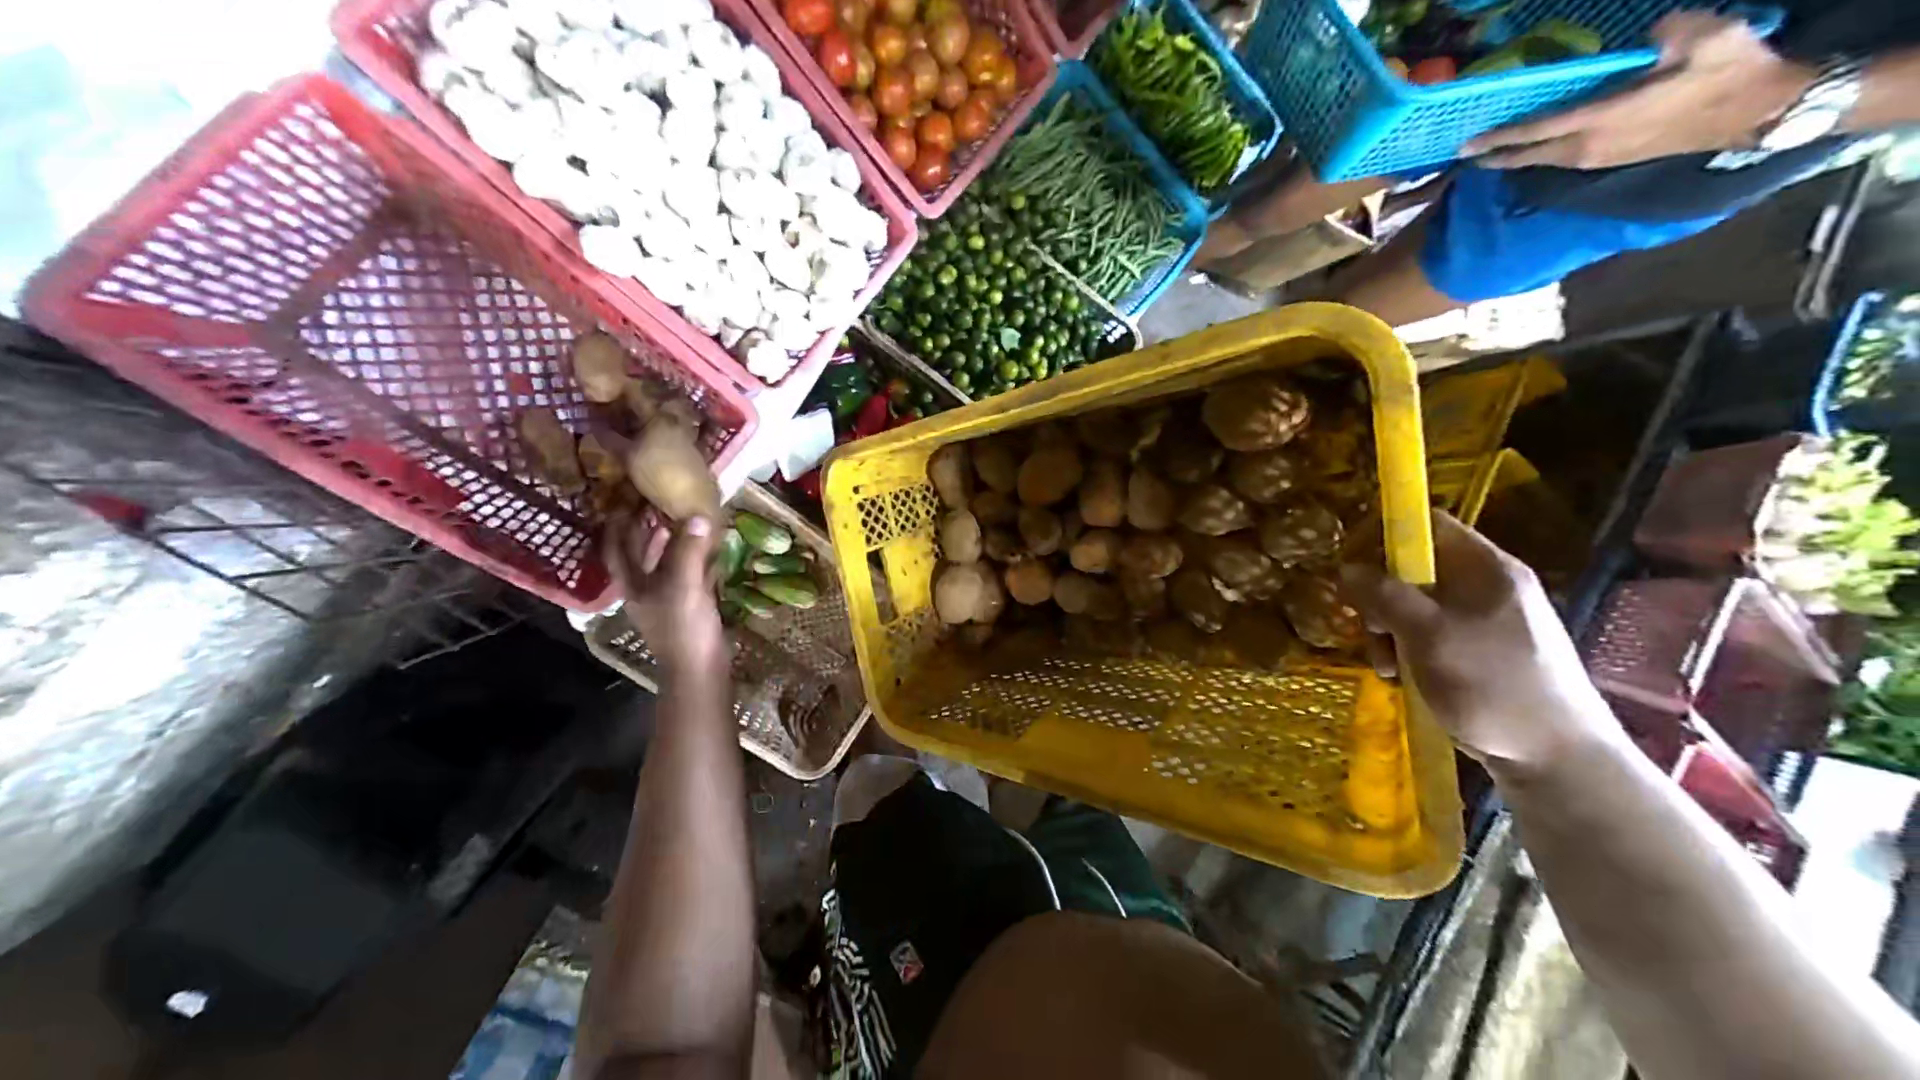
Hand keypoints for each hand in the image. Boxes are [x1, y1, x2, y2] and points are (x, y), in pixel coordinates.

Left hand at [606, 515, 726, 676]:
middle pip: (640, 554)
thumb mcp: (684, 586)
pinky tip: (710, 549)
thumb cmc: (683, 628)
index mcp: (634, 584)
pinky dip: (696, 560)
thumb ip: (690, 551)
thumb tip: (698, 515)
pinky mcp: (691, 607)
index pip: (617, 548)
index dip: (619, 524)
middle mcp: (646, 590)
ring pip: (665, 564)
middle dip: (647, 529)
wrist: (700, 669)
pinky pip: (690, 576)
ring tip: (685, 519)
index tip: (627, 500)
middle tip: (661, 503)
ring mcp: (669, 600)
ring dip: (673, 543)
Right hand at [1341, 511, 1624, 773]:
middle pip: (1413, 567)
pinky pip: (1428, 635)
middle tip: (1369, 627)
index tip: (1352, 565)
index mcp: (1486, 568)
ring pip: (1414, 605)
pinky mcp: (1479, 652)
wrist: (1558, 759)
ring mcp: (1484, 620)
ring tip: (1387, 665)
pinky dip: (1406, 651)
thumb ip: (1384, 596)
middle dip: (1379, 596)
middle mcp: (1486, 586)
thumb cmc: (1493, 685)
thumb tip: (1346, 568)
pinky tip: (1402, 677)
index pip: (1427, 523)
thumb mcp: (1428, 635)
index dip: (1384, 534)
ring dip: (1387, 630)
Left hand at [1462, 12, 1815, 169]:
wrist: (1761, 109)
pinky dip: (1540, 157)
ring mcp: (1599, 157)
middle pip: (1529, 155)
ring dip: (1515, 160)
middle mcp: (1589, 146)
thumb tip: (1644, 34)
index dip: (1499, 138)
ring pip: (1543, 161)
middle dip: (1495, 157)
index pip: (1535, 131)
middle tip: (1465, 158)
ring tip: (1489, 157)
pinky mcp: (1611, 161)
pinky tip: (1532, 151)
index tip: (1467, 145)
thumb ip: (1664, 31)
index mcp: (1601, 119)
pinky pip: (1562, 161)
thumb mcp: (1702, 35)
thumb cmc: (1730, 71)